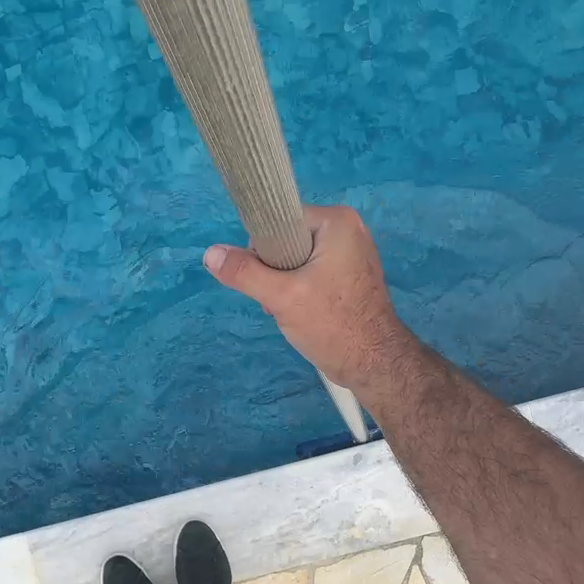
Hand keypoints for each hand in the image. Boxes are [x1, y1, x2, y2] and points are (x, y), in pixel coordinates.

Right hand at [203, 205, 411, 392]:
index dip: (263, 251)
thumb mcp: (280, 296)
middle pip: (286, 241)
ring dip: (284, 287)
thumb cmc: (331, 324)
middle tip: (281, 301)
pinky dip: (300, 293)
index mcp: (336, 221)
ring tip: (293, 310)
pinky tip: (303, 314)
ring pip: (296, 261)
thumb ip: (244, 273)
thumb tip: (210, 253)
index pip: (278, 221)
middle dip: (274, 273)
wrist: (373, 362)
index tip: (267, 281)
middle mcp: (347, 229)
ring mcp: (351, 253)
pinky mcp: (350, 276)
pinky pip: (311, 274)